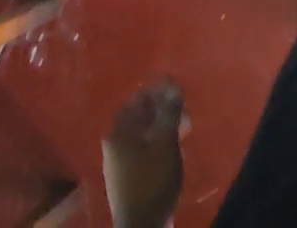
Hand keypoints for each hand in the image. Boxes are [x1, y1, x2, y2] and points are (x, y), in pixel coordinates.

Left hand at [102, 79, 187, 227]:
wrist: (143, 226)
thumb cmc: (153, 181)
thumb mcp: (165, 143)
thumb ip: (169, 112)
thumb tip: (173, 84)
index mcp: (118, 132)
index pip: (136, 100)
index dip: (155, 89)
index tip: (174, 83)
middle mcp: (114, 144)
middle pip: (138, 116)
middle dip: (160, 107)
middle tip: (182, 103)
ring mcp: (119, 162)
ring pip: (142, 133)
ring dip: (161, 124)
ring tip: (183, 123)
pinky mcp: (128, 177)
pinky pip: (143, 148)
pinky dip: (157, 141)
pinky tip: (173, 145)